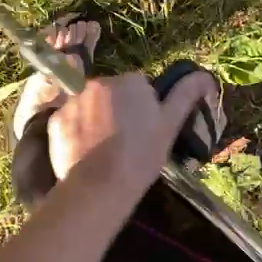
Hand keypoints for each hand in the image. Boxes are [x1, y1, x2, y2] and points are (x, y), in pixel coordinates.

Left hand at [46, 71, 219, 197]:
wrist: (100, 186)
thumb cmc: (141, 155)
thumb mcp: (169, 125)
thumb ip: (184, 95)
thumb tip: (205, 75)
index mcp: (130, 81)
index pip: (140, 87)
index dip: (144, 109)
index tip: (145, 132)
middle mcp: (99, 82)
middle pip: (113, 93)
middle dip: (119, 110)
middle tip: (126, 142)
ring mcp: (74, 100)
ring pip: (91, 106)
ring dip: (97, 120)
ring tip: (105, 151)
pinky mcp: (56, 119)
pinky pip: (71, 121)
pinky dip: (78, 132)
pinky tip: (86, 154)